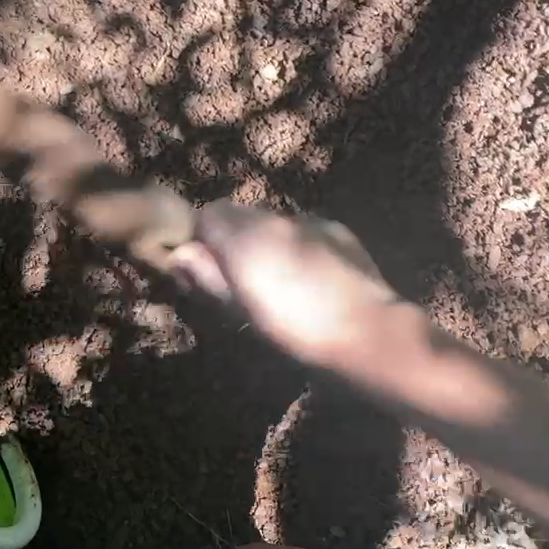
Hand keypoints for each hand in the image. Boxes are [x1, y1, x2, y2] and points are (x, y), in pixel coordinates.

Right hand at [169, 200, 402, 365]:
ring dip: (261, 241)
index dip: (200, 239)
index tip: (203, 270)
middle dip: (229, 238)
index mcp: (246, 237)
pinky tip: (306, 277)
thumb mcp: (240, 310)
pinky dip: (292, 245)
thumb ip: (207, 275)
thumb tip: (179, 254)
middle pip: (237, 214)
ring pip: (268, 222)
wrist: (369, 334)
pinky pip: (300, 230)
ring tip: (274, 281)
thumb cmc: (296, 329)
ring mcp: (309, 221)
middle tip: (236, 278)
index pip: (207, 214)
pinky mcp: (336, 230)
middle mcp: (275, 219)